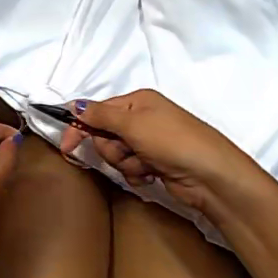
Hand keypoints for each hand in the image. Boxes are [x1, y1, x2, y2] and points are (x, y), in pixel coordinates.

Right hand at [59, 89, 271, 216]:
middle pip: (104, 135)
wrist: (211, 176)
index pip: (97, 111)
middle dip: (111, 148)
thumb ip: (100, 115)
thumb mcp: (133, 123)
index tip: (66, 146)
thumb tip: (75, 106)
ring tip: (145, 164)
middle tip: (127, 152)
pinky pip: (129, 169)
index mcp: (138, 101)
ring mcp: (148, 142)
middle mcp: (142, 119)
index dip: (80, 127)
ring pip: (115, 155)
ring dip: (125, 163)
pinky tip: (152, 174)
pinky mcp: (153, 164)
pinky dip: (136, 174)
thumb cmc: (174, 142)